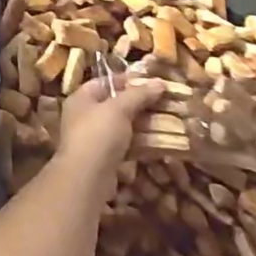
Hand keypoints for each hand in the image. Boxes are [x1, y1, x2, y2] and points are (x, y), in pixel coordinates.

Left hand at [56, 73, 163, 200]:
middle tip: (171, 103)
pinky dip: (144, 140)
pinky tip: (164, 141)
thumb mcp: (117, 109)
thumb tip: (158, 82)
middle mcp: (86, 113)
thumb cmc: (98, 134)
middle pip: (117, 103)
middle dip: (143, 103)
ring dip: (146, 122)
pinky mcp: (107, 152)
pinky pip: (128, 141)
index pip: (106, 82)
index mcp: (82, 98)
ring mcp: (96, 134)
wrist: (88, 174)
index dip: (129, 81)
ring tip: (174, 120)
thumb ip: (136, 95)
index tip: (156, 83)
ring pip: (124, 123)